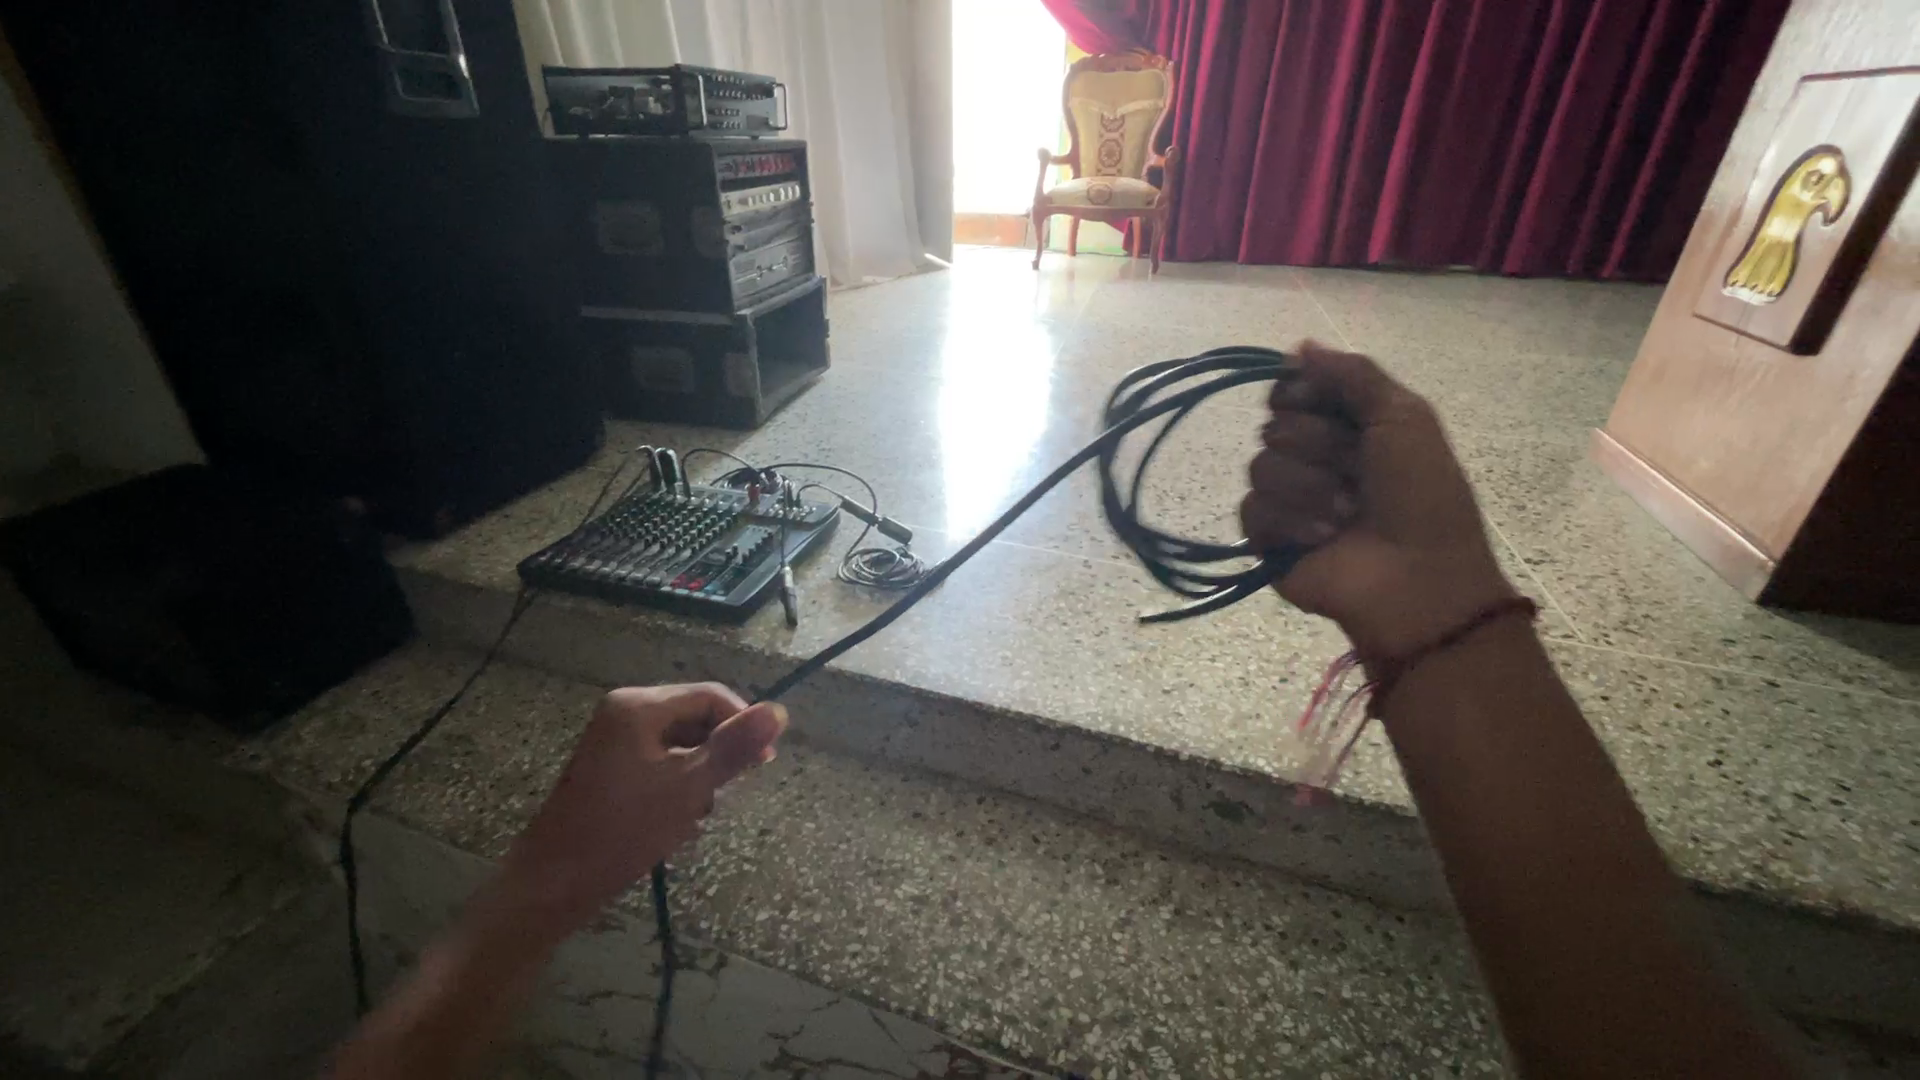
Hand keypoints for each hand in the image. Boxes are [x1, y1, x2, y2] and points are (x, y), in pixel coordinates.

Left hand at [491, 683, 786, 938]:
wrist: (550, 887)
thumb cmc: (623, 831)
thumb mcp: (690, 788)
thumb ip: (735, 747)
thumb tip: (779, 711)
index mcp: (640, 705)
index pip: (711, 696)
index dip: (743, 723)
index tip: (765, 762)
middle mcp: (625, 710)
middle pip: (695, 715)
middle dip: (718, 750)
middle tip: (731, 789)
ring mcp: (614, 737)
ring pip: (681, 738)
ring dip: (700, 769)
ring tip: (700, 809)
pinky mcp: (610, 763)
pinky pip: (661, 756)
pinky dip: (678, 779)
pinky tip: (679, 814)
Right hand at [1241, 341, 1516, 660]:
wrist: (1415, 577)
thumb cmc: (1421, 495)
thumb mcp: (1402, 417)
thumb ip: (1351, 375)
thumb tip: (1297, 346)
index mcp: (1344, 425)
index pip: (1290, 390)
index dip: (1300, 393)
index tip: (1321, 405)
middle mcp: (1310, 457)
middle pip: (1273, 425)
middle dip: (1317, 446)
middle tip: (1356, 472)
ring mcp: (1286, 499)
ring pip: (1259, 467)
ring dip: (1309, 489)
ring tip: (1345, 515)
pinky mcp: (1266, 538)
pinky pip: (1253, 510)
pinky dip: (1291, 522)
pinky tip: (1322, 538)